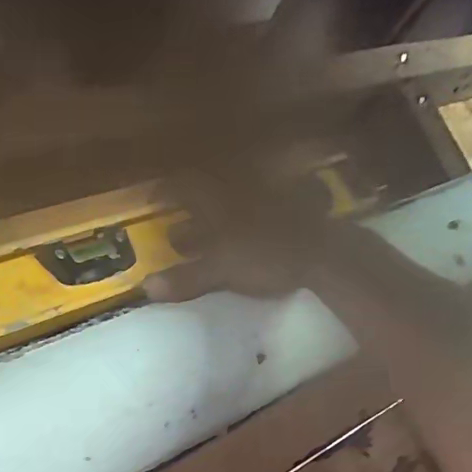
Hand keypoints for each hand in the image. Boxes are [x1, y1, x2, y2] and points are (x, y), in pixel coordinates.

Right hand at [143, 172, 367, 304]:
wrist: (325, 251)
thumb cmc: (266, 256)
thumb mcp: (222, 269)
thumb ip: (187, 277)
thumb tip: (146, 287)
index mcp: (219, 197)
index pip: (183, 184)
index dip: (165, 192)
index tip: (154, 203)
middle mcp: (241, 187)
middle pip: (209, 189)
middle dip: (192, 206)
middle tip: (182, 226)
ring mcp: (270, 193)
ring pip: (237, 196)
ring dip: (222, 212)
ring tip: (215, 234)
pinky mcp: (295, 205)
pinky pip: (266, 204)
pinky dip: (254, 217)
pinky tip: (255, 232)